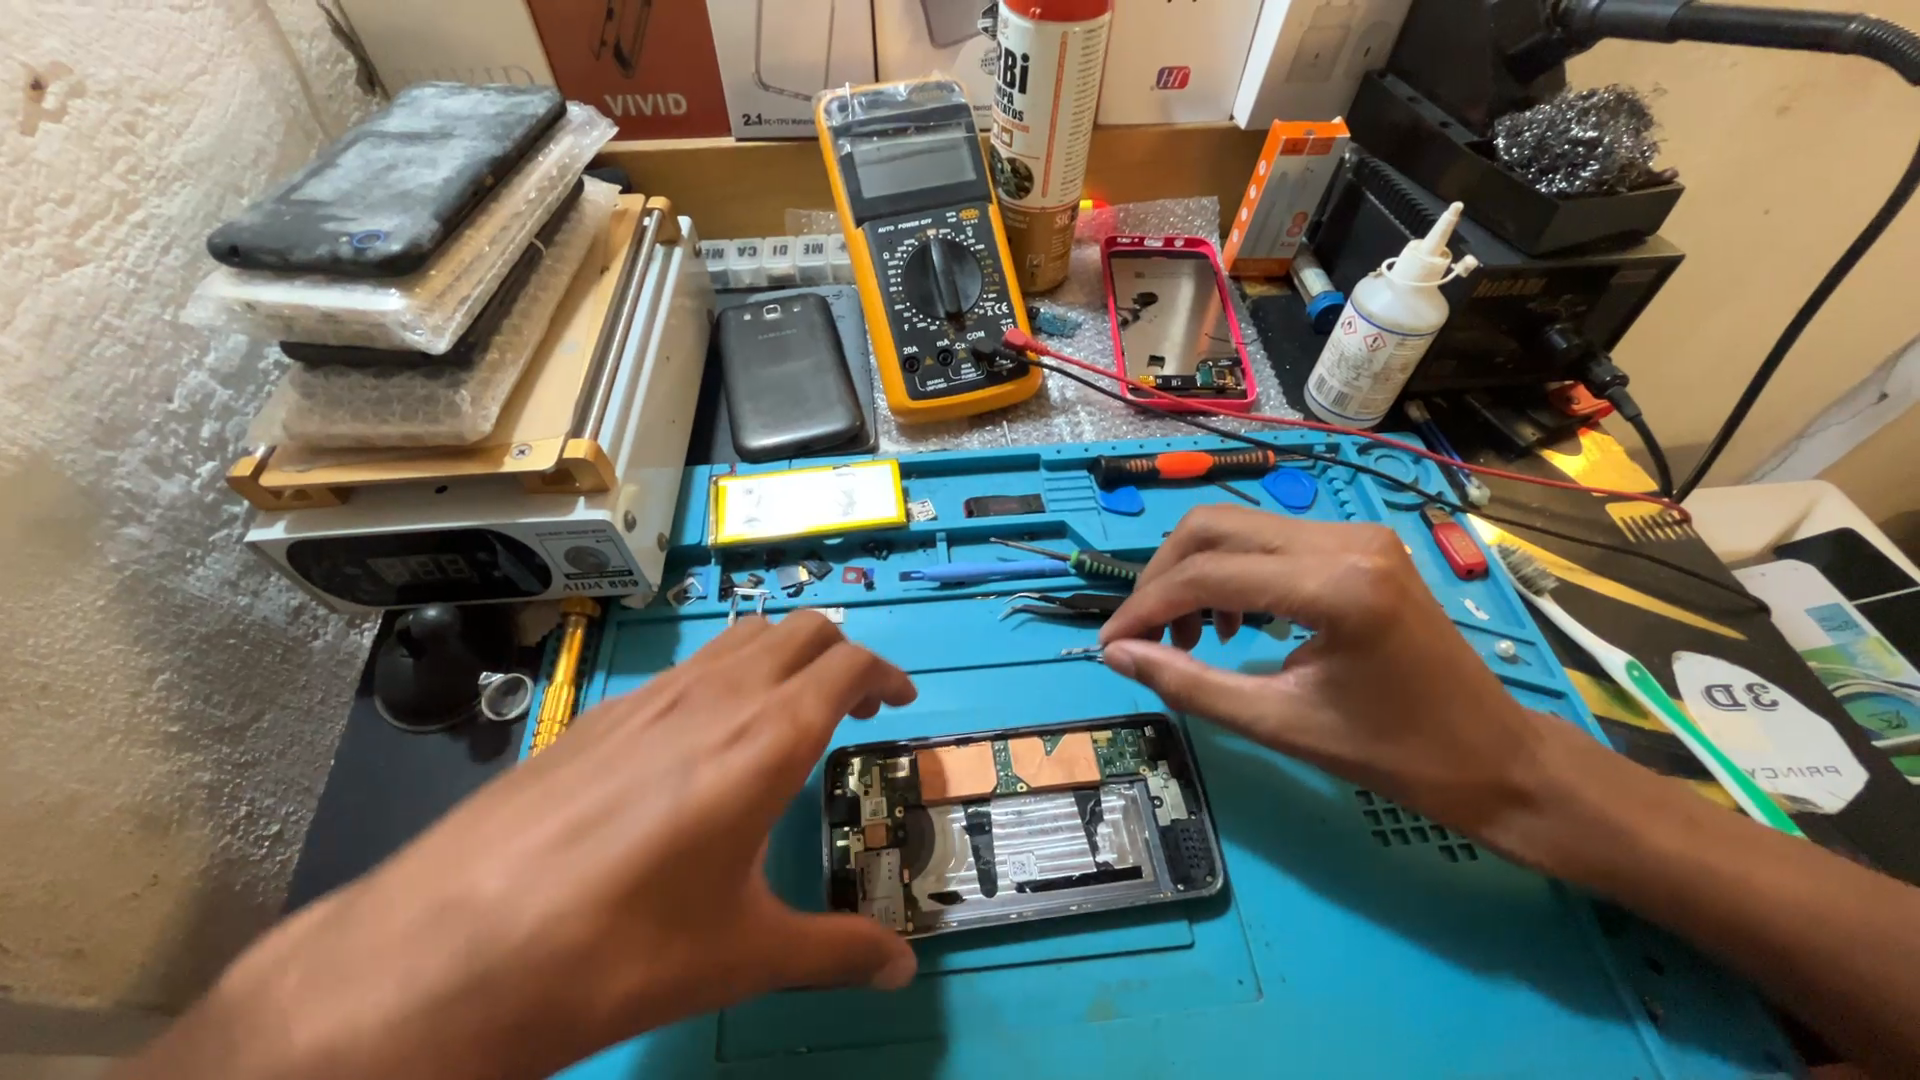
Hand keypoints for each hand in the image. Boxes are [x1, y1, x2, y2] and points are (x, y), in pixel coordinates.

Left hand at [132, 613, 917, 1079]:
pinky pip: (685, 668)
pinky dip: (721, 678)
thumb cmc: (620, 951)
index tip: (897, 703)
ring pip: (739, 637)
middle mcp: (715, 698)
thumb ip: (835, 952)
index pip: (847, 664)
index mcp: (766, 740)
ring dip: (780, 657)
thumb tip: (902, 970)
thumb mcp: (742, 956)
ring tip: (783, 714)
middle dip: (839, 655)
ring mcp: (649, 697)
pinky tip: (697, 745)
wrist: (447, 953)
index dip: (884, 674)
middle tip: (850, 710)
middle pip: (800, 630)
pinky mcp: (598, 715)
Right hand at [1098, 506, 1587, 840]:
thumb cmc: (1393, 754)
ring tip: (1190, 638)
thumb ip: (1189, 684)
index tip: (1110, 645)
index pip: (1206, 574)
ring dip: (1193, 575)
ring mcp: (1354, 535)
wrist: (1493, 756)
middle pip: (1212, 528)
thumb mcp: (1279, 725)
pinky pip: (1267, 542)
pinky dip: (1231, 574)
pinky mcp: (1358, 544)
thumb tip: (1118, 656)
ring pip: (1236, 528)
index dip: (1144, 607)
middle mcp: (1344, 539)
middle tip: (1143, 637)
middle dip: (1161, 580)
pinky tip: (1232, 623)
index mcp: (1335, 586)